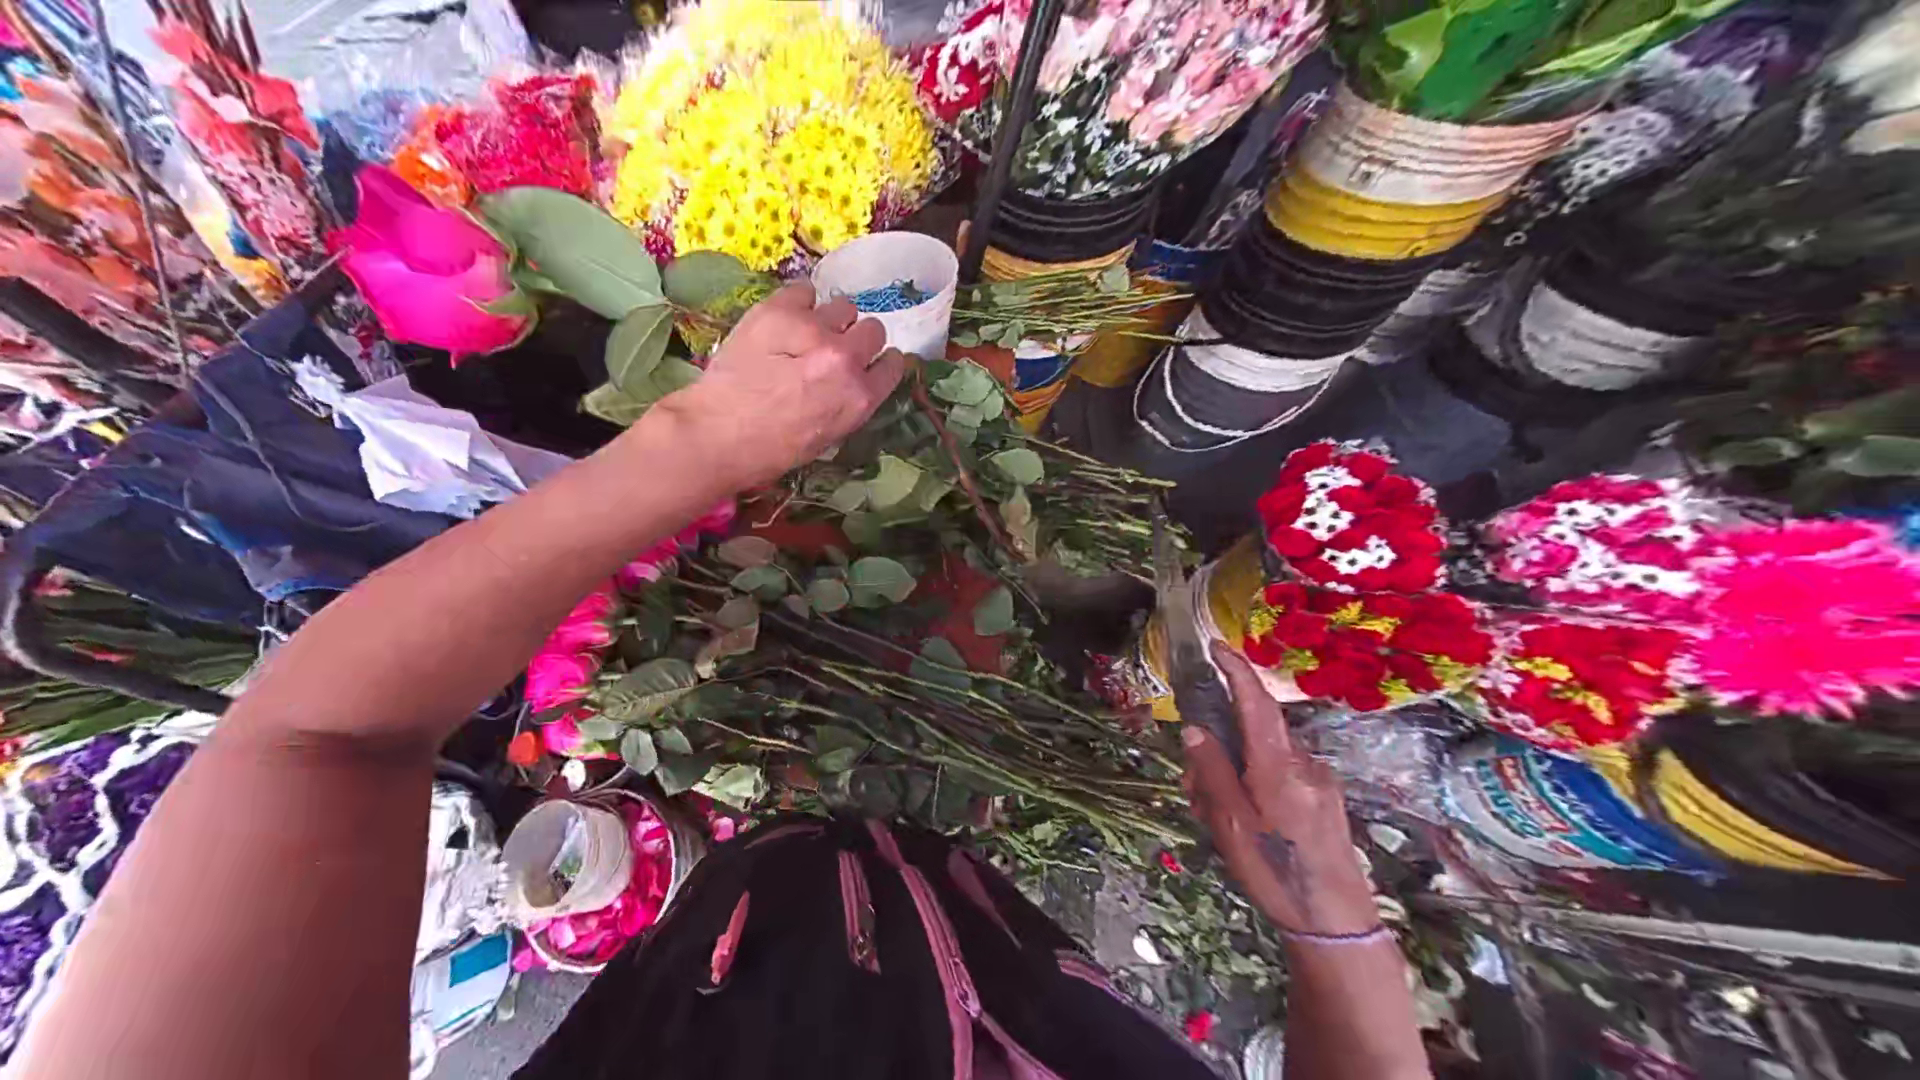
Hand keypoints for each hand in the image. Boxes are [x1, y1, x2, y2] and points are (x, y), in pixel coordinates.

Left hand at [656, 283, 905, 487]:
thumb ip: (850, 402)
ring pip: (843, 307)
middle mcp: (845, 358)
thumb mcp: (828, 437)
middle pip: (873, 329)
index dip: (881, 363)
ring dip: (831, 320)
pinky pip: (805, 290)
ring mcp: (813, 329)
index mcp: (860, 397)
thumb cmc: (773, 449)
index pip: (893, 365)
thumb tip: (853, 380)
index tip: (869, 363)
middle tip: (833, 351)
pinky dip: (801, 302)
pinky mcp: (780, 309)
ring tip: (807, 335)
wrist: (718, 433)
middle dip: (857, 340)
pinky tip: (786, 319)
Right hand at [1182, 643, 1379, 937]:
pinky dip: (1253, 784)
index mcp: (1278, 766)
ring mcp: (1317, 779)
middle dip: (1218, 750)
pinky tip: (1243, 820)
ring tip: (1217, 817)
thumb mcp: (1229, 823)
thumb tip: (1195, 728)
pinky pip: (1279, 774)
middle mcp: (1303, 762)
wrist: (1336, 923)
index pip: (1255, 703)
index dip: (1236, 670)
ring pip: (1261, 756)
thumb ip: (1211, 771)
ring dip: (1233, 773)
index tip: (1216, 646)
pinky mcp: (1324, 796)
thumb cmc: (1276, 871)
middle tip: (1195, 791)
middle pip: (1250, 733)